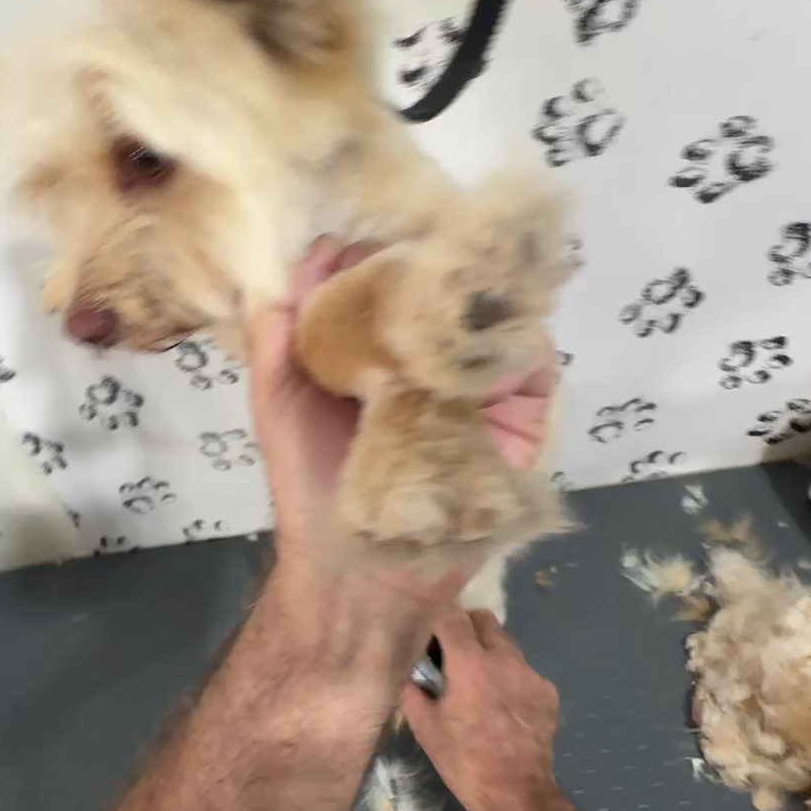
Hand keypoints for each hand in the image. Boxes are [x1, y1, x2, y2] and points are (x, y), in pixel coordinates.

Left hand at [247, 238, 557, 607]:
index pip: (393, 284)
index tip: (369, 240)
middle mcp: (429, 367)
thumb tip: (312, 251)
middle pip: (450, 294)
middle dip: (439, 265)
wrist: (353, 570)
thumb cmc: (308, 484)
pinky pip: (533, 365)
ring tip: (456, 282)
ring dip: (482, 296)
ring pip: (497, 321)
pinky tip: (484, 333)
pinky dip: (518, 341)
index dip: (383, 256)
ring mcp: (476, 392)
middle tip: (424, 245)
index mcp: (377, 357)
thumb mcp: (277, 399)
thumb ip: (282, 329)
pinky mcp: (516, 422)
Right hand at [401, 610, 562, 810]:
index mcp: (470, 664)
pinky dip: (509, 676)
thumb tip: (410, 673)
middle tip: (451, 651)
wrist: (516, 794)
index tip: (428, 632)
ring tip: (478, 680)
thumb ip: (413, 691)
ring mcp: (531, 674)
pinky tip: (502, 704)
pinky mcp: (548, 692)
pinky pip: (524, 670)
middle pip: (484, 619)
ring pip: (506, 643)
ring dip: (488, 650)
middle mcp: (504, 659)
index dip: (437, 619)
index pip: (452, 617)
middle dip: (465, 627)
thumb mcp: (424, 727)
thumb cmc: (463, 760)